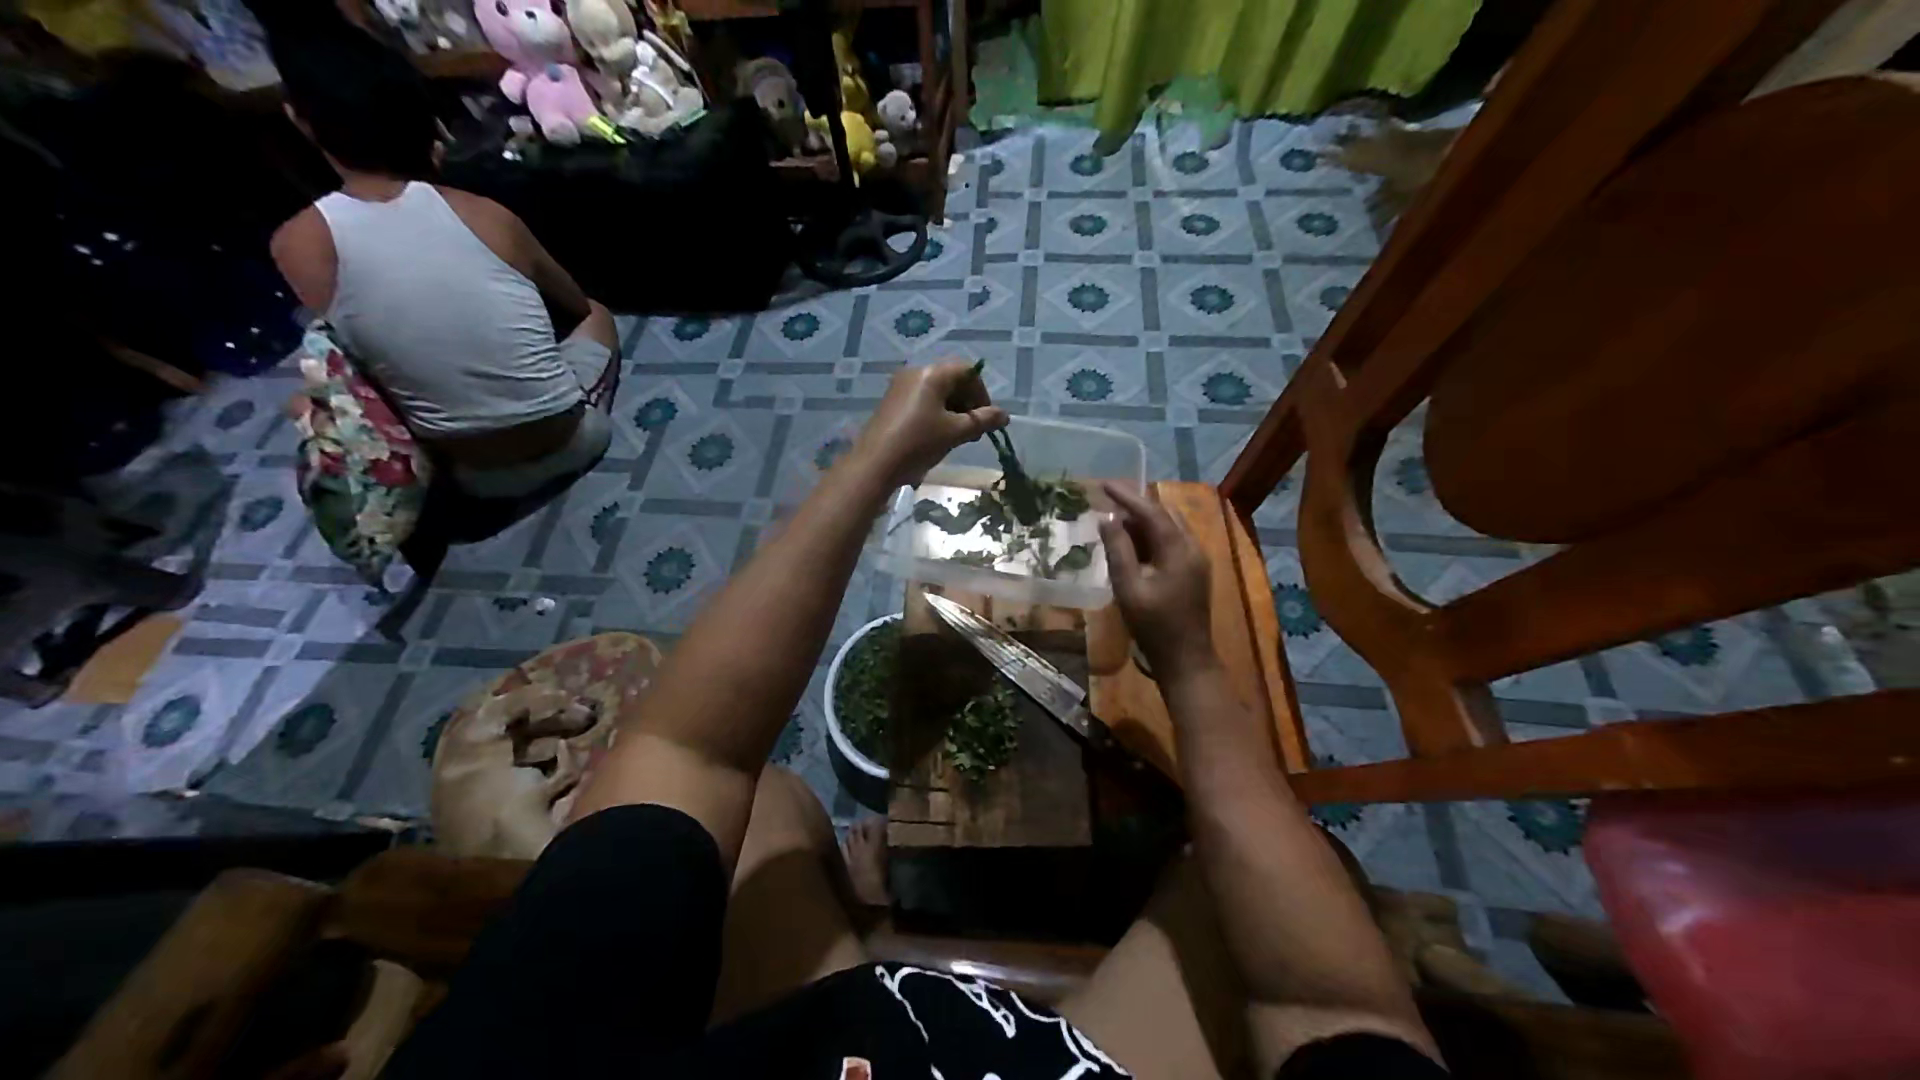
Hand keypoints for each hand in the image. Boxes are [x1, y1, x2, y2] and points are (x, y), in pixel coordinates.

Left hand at [852, 359, 1009, 487]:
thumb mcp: (956, 432)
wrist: (875, 464)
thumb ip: (983, 421)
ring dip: (953, 410)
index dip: (982, 393)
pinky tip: (936, 436)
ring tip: (956, 436)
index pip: (968, 371)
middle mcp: (915, 372)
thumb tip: (1004, 415)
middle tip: (973, 431)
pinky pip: (922, 400)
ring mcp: (900, 386)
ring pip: (937, 391)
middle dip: (968, 402)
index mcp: (932, 374)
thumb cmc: (918, 443)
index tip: (985, 419)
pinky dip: (936, 413)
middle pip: (952, 379)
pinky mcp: (892, 402)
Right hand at [1099, 482, 1215, 676]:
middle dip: (1135, 507)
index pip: (1151, 512)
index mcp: (1180, 550)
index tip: (1103, 484)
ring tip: (1113, 524)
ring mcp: (1196, 561)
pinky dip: (1150, 538)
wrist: (1186, 661)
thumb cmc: (1154, 626)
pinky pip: (1171, 544)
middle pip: (1163, 516)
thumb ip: (1118, 551)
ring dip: (1141, 523)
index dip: (1126, 496)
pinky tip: (1130, 547)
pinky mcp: (1192, 573)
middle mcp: (1193, 548)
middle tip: (1106, 503)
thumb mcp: (1129, 588)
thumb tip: (1107, 519)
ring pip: (1168, 529)